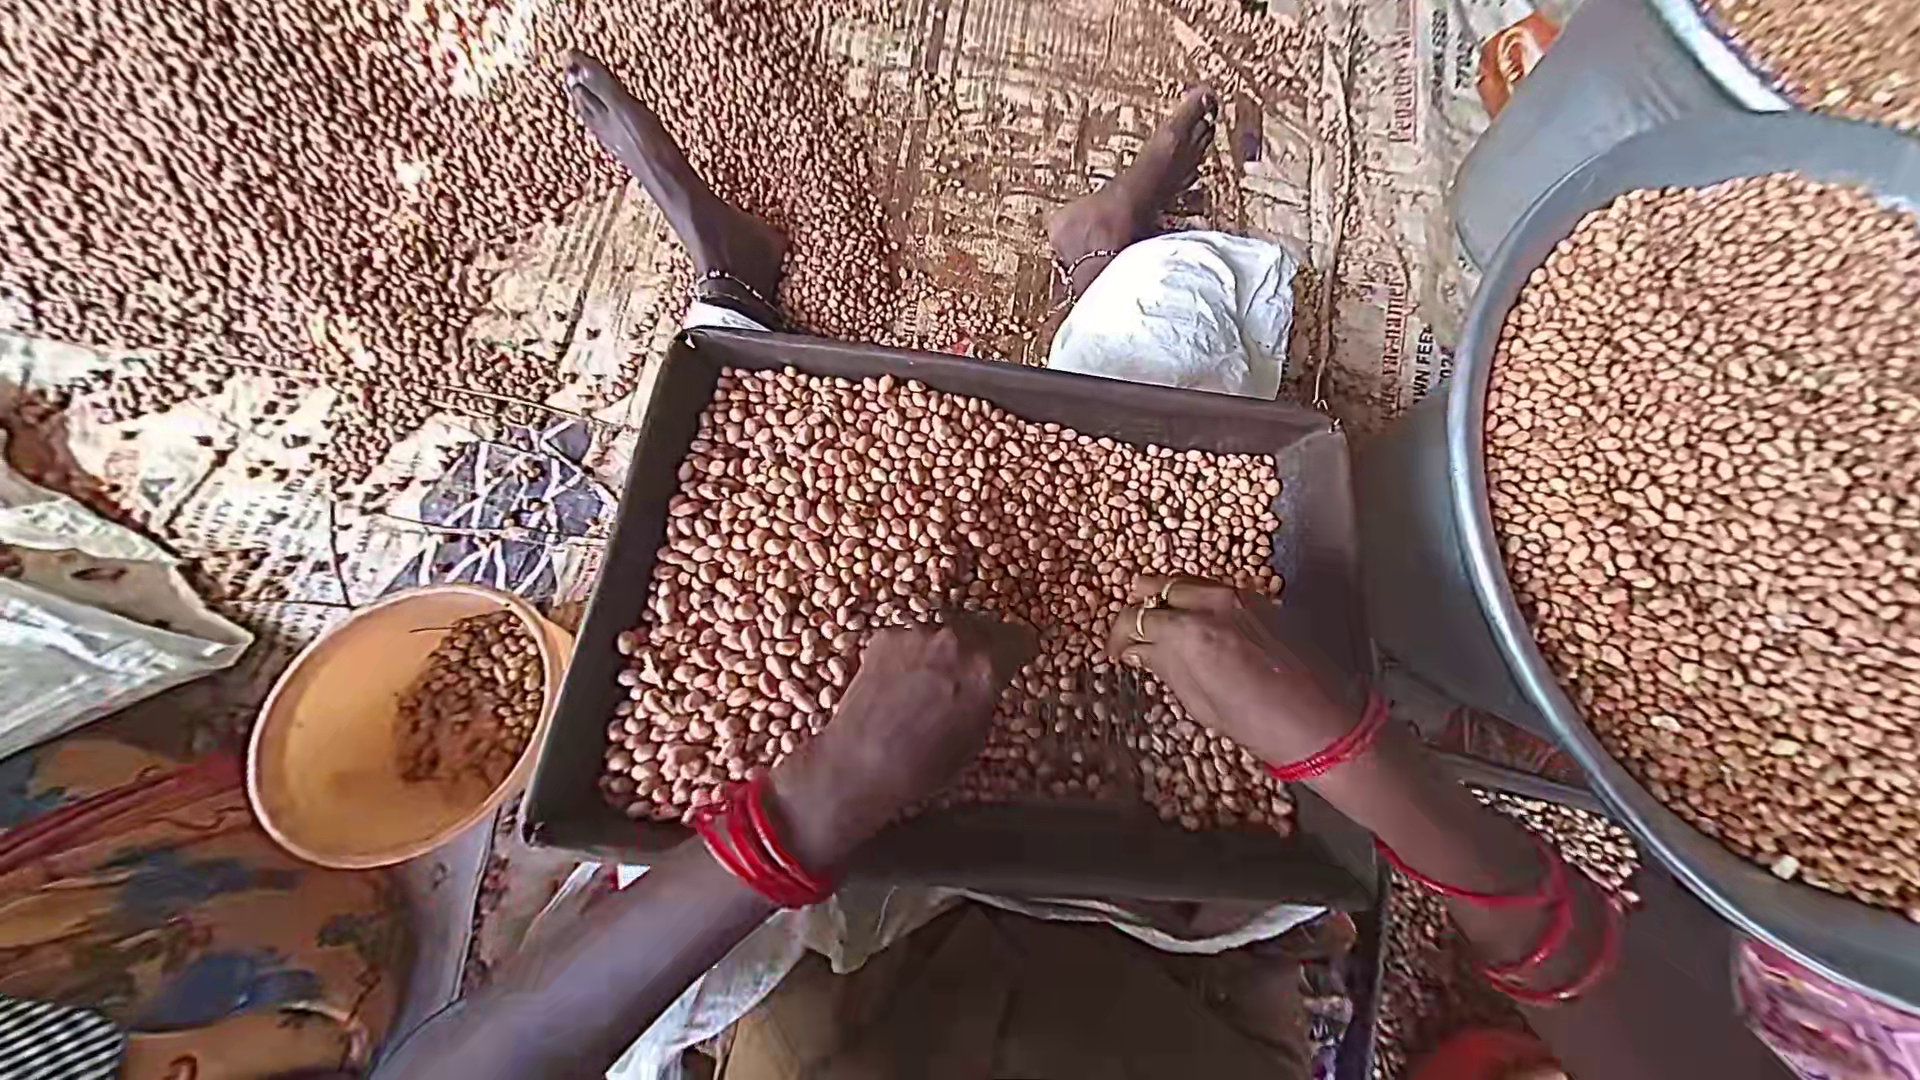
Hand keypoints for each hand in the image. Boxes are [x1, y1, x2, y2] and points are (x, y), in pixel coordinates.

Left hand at [769, 614, 1035, 868]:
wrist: (860, 762)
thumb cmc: (924, 764)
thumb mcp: (976, 735)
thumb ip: (987, 694)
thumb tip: (988, 681)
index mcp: (987, 666)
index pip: (1020, 638)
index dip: (1022, 650)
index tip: (1019, 655)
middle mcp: (956, 639)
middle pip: (985, 626)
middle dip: (987, 644)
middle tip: (979, 667)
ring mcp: (918, 632)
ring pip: (948, 627)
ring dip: (951, 645)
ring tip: (938, 676)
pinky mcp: (887, 635)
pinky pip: (914, 635)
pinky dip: (917, 650)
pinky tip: (906, 678)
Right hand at [1106, 575, 1357, 767]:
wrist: (1321, 722)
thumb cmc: (1255, 722)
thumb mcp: (1196, 699)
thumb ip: (1162, 663)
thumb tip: (1136, 649)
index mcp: (1188, 632)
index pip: (1135, 619)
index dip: (1117, 636)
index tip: (1116, 651)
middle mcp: (1210, 603)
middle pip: (1154, 588)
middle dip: (1138, 611)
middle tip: (1133, 634)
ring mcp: (1235, 596)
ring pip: (1181, 581)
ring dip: (1163, 599)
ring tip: (1159, 625)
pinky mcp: (1255, 599)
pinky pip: (1209, 587)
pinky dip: (1191, 599)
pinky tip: (1191, 623)